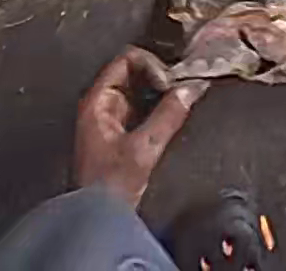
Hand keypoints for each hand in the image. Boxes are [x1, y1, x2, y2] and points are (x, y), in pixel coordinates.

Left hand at [73, 47, 207, 207]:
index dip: (151, 64)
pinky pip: (143, 108)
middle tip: (180, 88)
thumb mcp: (142, 151)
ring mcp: (111, 120)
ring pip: (141, 90)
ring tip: (180, 99)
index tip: (168, 83)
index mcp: (98, 100)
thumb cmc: (107, 190)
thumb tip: (190, 89)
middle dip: (160, 77)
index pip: (126, 59)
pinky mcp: (122, 135)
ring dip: (162, 92)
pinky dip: (160, 107)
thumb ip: (168, 116)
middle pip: (135, 72)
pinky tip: (174, 114)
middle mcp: (102, 105)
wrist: (94, 226)